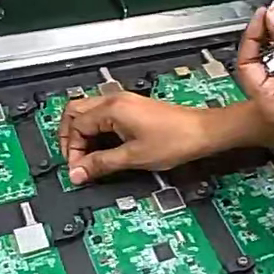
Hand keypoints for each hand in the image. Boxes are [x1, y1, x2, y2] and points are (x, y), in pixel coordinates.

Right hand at [59, 93, 219, 184]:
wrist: (203, 132)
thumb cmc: (176, 140)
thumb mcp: (133, 157)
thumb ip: (101, 164)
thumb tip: (78, 173)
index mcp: (112, 108)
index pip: (76, 126)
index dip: (73, 150)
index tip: (79, 170)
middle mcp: (115, 100)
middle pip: (75, 111)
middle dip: (70, 137)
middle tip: (76, 159)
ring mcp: (124, 102)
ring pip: (88, 112)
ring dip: (83, 133)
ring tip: (89, 157)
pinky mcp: (132, 108)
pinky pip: (103, 115)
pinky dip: (96, 131)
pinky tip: (104, 148)